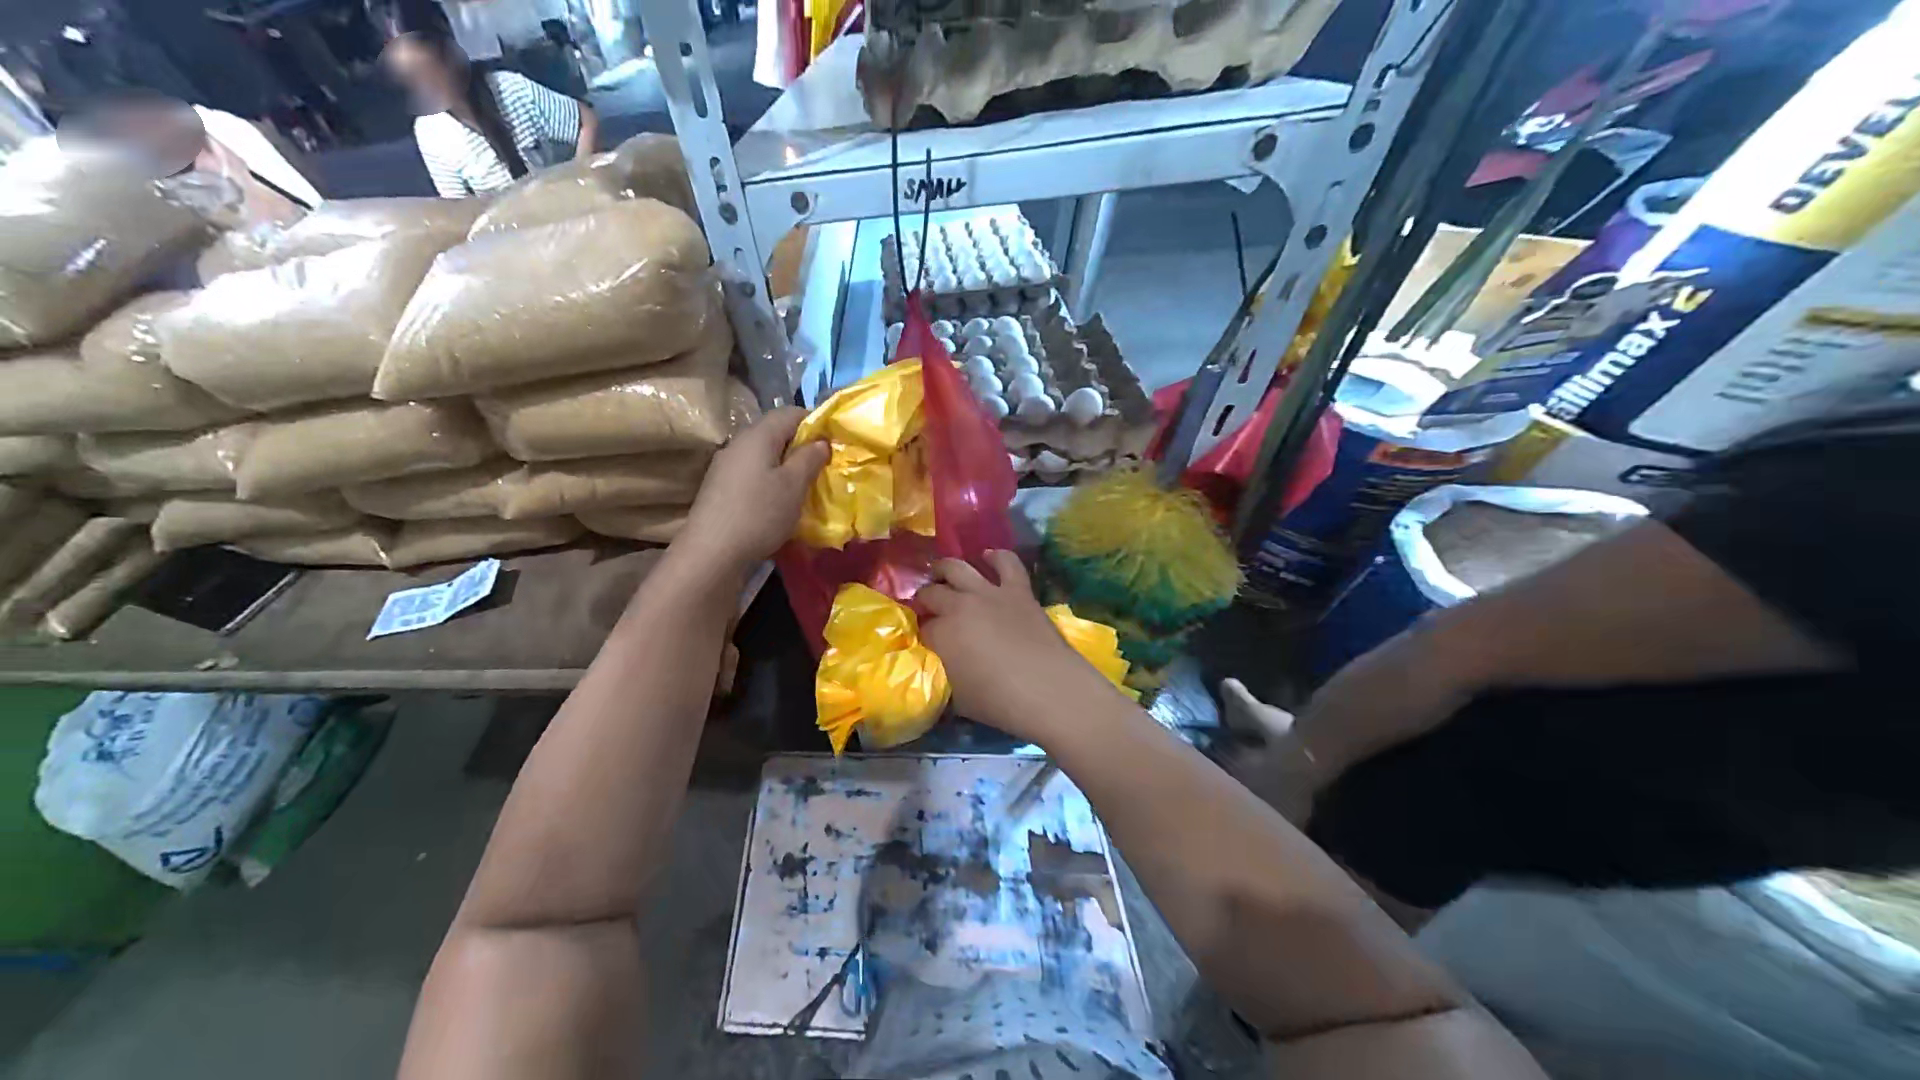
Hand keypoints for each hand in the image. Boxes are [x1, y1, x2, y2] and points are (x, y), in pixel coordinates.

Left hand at [676, 407, 828, 575]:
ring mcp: (725, 466)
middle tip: (822, 467)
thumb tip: (821, 441)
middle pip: (774, 433)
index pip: (790, 412)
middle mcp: (738, 444)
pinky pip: (751, 473)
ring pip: (763, 455)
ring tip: (802, 487)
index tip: (833, 442)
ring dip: (785, 465)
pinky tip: (777, 502)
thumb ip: (810, 458)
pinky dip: (769, 480)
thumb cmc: (759, 513)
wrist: (711, 552)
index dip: (815, 422)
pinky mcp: (719, 488)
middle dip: (800, 446)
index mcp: (757, 435)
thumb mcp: (794, 485)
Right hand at [918, 550, 1119, 744]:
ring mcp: (989, 593)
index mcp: (940, 635)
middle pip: (932, 594)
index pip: (921, 628)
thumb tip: (939, 667)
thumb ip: (942, 676)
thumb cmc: (999, 702)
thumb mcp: (956, 699)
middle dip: (925, 601)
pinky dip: (995, 557)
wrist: (1049, 690)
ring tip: (940, 573)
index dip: (920, 633)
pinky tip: (988, 557)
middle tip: (926, 608)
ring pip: (957, 568)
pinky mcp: (1018, 589)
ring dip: (944, 569)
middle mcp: (959, 606)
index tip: (922, 639)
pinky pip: (1005, 562)